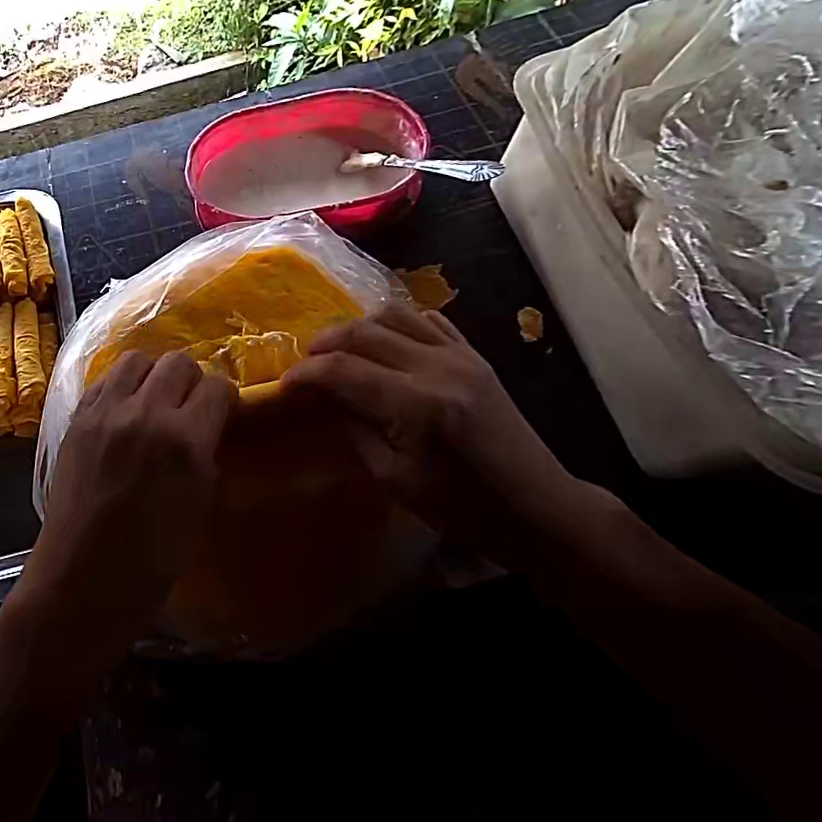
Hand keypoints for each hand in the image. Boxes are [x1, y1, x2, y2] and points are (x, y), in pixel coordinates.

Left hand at [12, 351, 233, 672]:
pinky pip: (103, 380)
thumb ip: (205, 453)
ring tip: (154, 400)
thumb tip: (208, 426)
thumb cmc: (152, 558)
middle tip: (190, 405)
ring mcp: (103, 412)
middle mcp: (143, 413)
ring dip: (153, 374)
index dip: (226, 398)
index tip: (224, 412)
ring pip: (136, 359)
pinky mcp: (75, 418)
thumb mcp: (199, 504)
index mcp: (183, 440)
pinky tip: (124, 410)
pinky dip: (120, 386)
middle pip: (177, 362)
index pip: (217, 387)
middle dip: (192, 380)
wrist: (82, 575)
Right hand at [280, 303, 584, 548]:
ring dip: (357, 327)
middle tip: (305, 364)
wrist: (537, 507)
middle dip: (323, 343)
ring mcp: (461, 356)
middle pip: (362, 332)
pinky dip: (396, 324)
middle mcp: (438, 368)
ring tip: (339, 351)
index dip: (305, 374)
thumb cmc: (461, 506)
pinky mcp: (475, 356)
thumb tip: (319, 400)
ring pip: (394, 314)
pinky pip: (428, 320)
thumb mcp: (392, 477)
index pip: (342, 370)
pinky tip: (383, 345)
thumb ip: (352, 428)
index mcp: (417, 405)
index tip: (284, 386)